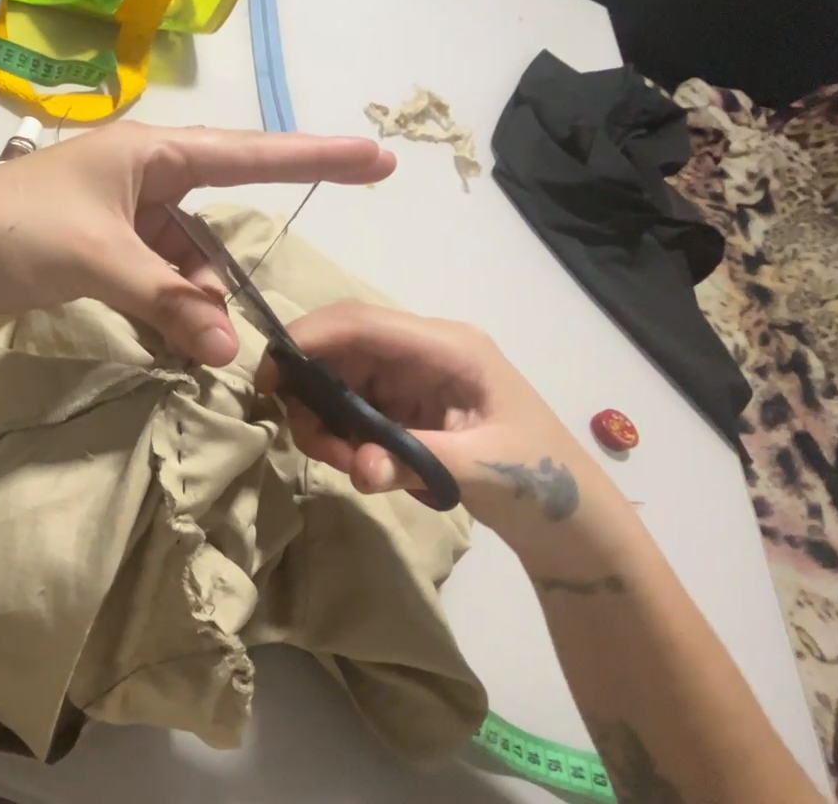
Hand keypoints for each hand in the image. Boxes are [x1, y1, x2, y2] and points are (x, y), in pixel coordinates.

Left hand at [0, 122, 396, 365]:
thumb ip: (166, 300)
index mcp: (149, 154)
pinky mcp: (104, 250)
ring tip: (189, 341)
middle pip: (215, 222)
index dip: (315, 157)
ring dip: (192, 301)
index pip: (248, 153)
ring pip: (185, 260)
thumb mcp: (96, 257)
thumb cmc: (15, 230)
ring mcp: (124, 217)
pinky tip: (167, 336)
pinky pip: (155, 277)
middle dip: (223, 274)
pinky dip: (166, 307)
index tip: (379, 159)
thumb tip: (231, 348)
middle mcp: (144, 178)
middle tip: (229, 322)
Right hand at [255, 300, 610, 537]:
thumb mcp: (480, 469)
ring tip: (343, 463)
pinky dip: (334, 431)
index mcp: (448, 347)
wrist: (567, 515)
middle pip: (338, 348)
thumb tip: (358, 466)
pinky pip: (344, 405)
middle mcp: (419, 351)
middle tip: (310, 442)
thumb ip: (412, 462)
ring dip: (320, 418)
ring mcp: (406, 377)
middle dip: (309, 390)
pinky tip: (354, 462)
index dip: (309, 338)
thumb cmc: (540, 479)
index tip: (269, 376)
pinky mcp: (396, 403)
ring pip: (334, 378)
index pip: (361, 322)